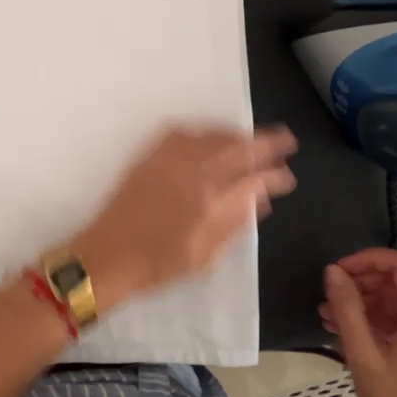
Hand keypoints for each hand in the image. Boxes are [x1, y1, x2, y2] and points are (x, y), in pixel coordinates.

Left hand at [71, 126, 296, 310]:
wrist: (108, 255)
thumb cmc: (159, 264)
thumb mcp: (206, 256)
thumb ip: (235, 224)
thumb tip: (259, 201)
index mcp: (213, 203)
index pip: (256, 180)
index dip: (276, 176)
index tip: (287, 177)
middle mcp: (196, 173)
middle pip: (240, 148)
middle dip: (267, 142)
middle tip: (286, 139)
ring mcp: (172, 160)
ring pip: (214, 136)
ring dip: (238, 134)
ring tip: (252, 137)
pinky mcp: (152, 154)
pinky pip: (183, 132)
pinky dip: (204, 131)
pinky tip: (211, 136)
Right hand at [321, 248, 396, 396]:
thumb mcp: (362, 353)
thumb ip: (347, 307)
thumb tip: (332, 272)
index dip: (367, 260)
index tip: (339, 271)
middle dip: (360, 282)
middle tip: (329, 294)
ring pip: (394, 299)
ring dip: (361, 301)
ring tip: (327, 312)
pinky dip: (371, 318)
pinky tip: (341, 326)